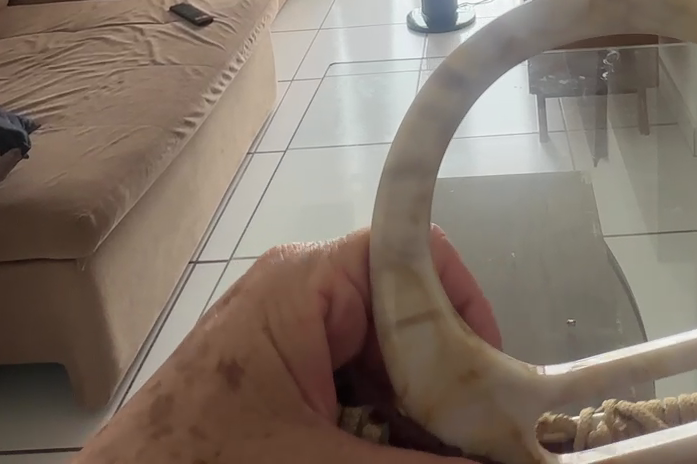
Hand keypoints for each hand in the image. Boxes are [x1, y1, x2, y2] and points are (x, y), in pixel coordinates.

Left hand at [78, 227, 499, 462]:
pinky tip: (394, 454)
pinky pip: (352, 379)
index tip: (493, 376)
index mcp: (308, 282)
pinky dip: (381, 419)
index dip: (463, 303)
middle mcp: (303, 290)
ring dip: (415, 407)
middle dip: (444, 376)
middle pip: (404, 311)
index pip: (411, 253)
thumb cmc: (204, 463)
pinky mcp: (280, 368)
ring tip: (440, 451)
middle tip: (477, 436)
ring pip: (383, 353)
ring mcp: (290, 330)